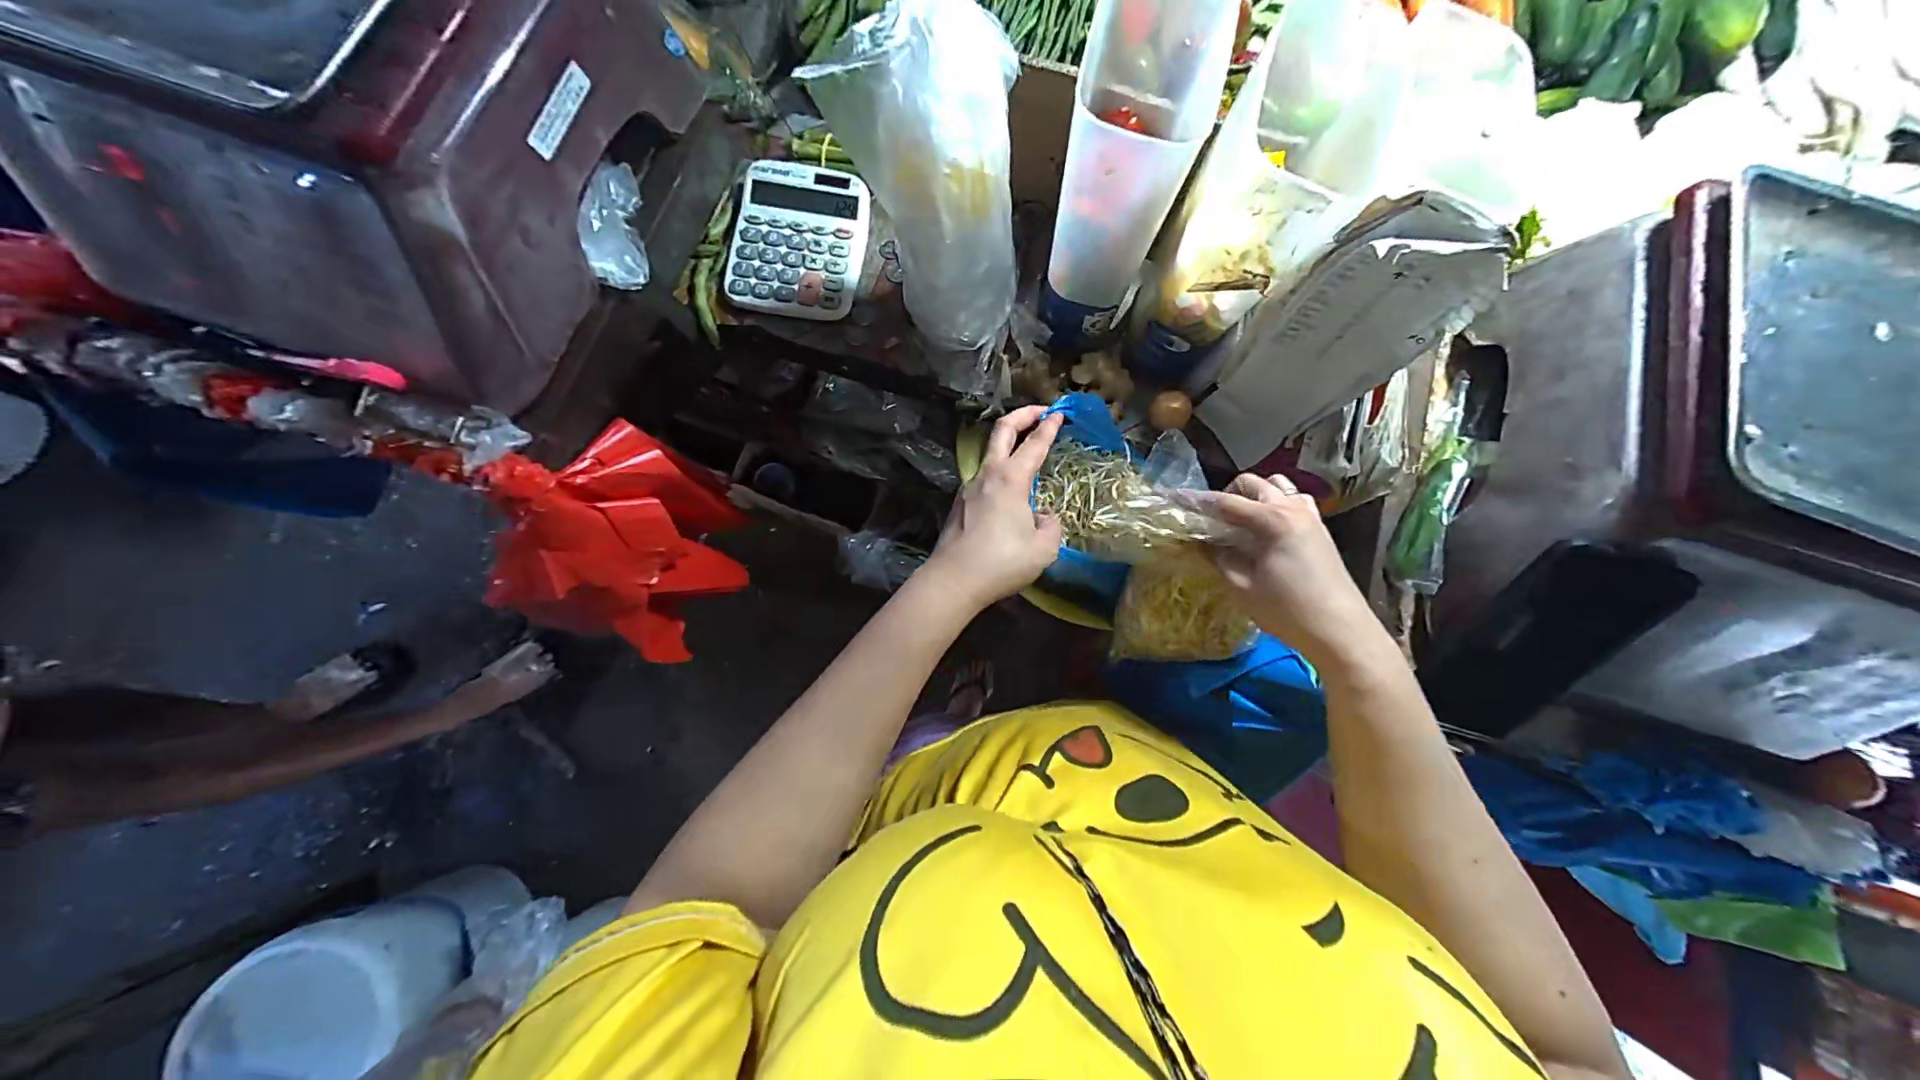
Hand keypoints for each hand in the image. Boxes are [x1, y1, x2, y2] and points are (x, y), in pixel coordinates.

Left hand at [921, 405, 1063, 610]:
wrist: (954, 580)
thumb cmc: (1002, 562)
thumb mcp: (1044, 548)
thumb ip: (1050, 525)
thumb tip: (1042, 516)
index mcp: (1010, 479)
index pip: (1034, 444)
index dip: (1049, 427)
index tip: (1060, 413)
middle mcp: (987, 475)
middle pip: (1002, 431)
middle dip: (1022, 415)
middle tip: (1040, 411)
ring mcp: (969, 488)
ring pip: (989, 453)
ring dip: (1008, 442)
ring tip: (1025, 447)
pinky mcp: (960, 503)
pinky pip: (984, 476)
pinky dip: (999, 468)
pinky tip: (1009, 487)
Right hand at [1201, 473, 1393, 671]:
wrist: (1340, 629)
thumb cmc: (1287, 611)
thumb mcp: (1241, 588)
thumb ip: (1219, 558)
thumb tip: (1202, 542)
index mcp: (1271, 520)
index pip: (1225, 501)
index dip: (1198, 503)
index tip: (1177, 504)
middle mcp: (1292, 509)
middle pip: (1253, 484)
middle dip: (1227, 495)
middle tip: (1212, 520)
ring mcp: (1310, 517)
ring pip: (1278, 487)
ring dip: (1256, 497)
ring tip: (1241, 522)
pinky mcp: (1319, 529)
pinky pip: (1294, 502)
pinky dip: (1276, 506)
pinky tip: (1266, 532)